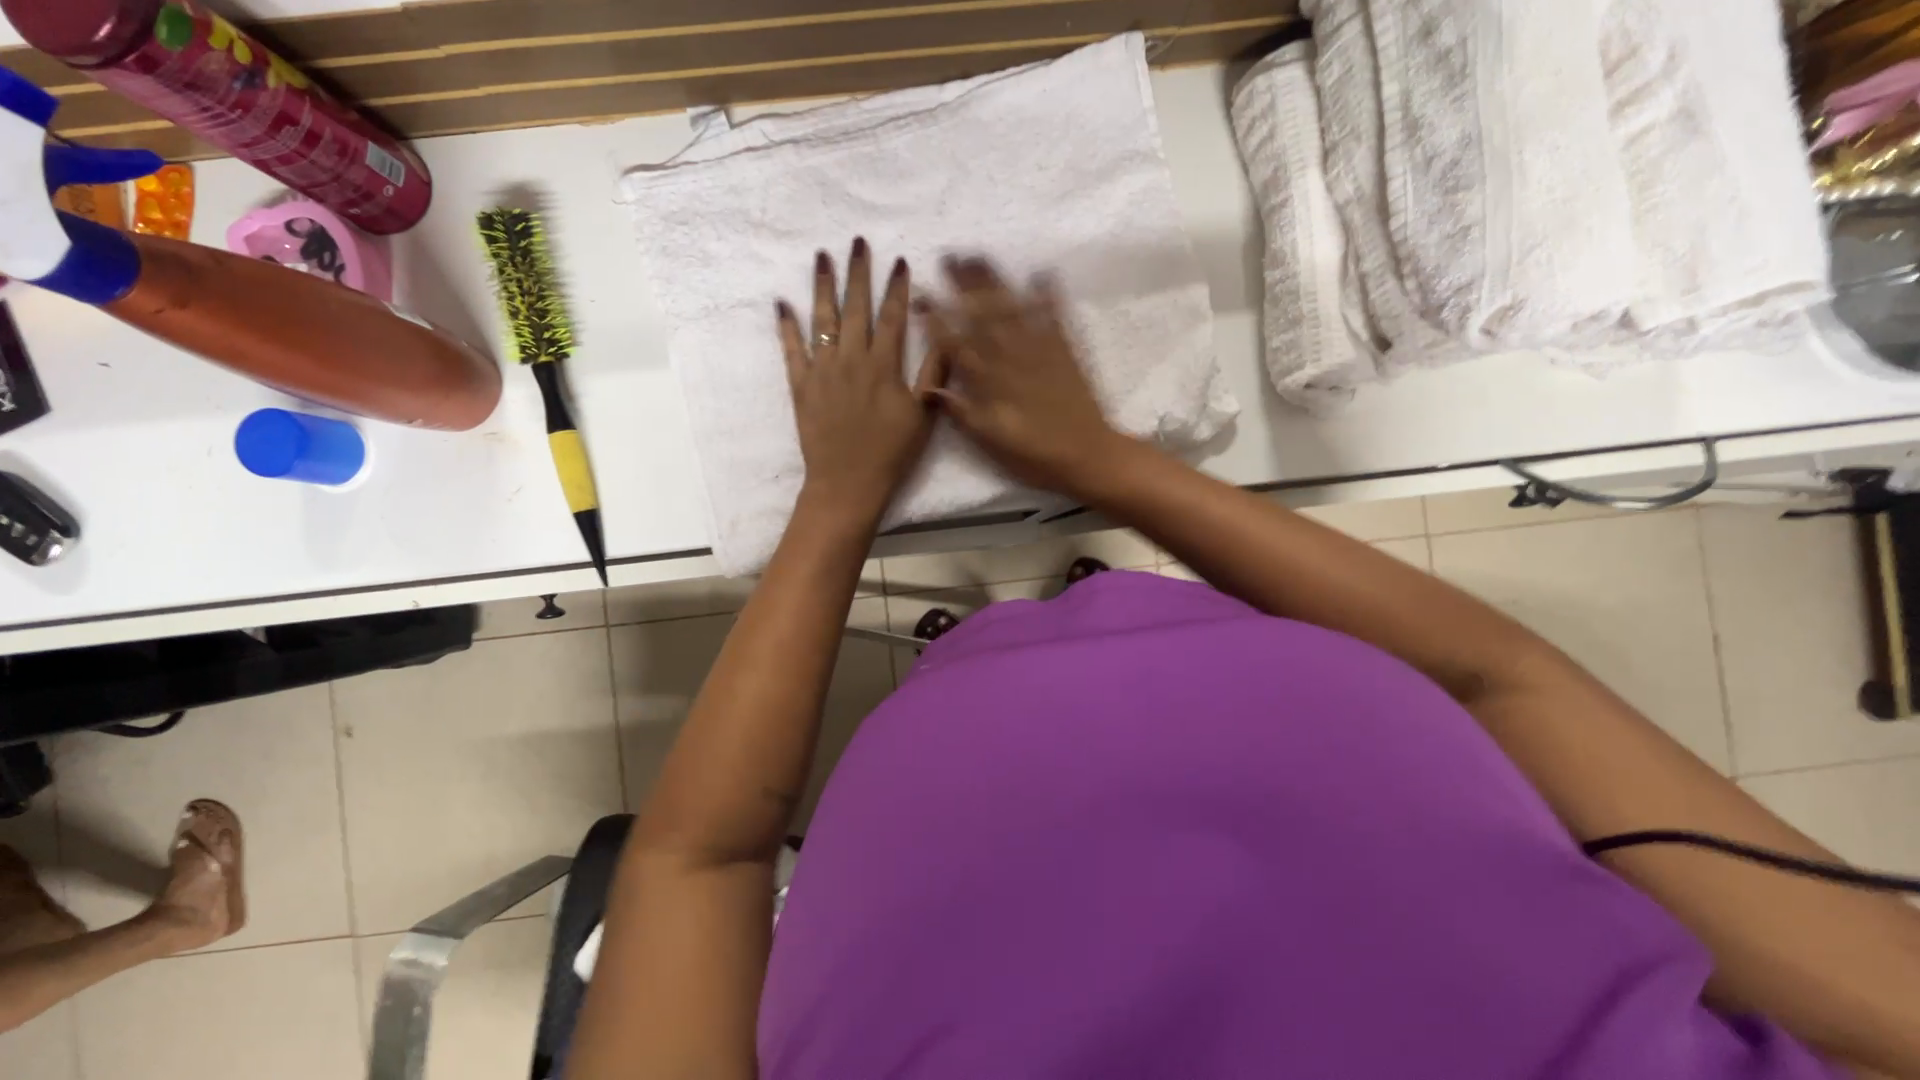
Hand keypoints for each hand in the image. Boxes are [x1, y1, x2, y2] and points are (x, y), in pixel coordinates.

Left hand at [778, 239, 941, 520]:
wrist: (847, 483)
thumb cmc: (891, 453)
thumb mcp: (924, 415)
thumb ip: (934, 374)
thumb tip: (946, 337)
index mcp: (884, 365)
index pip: (893, 316)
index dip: (897, 287)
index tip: (899, 260)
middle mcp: (852, 359)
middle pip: (856, 307)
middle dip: (858, 272)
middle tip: (857, 241)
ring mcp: (823, 370)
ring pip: (822, 319)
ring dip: (823, 285)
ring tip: (822, 256)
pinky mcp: (801, 385)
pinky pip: (792, 349)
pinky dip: (786, 326)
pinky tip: (782, 302)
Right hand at [919, 258, 1129, 498]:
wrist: (1088, 456)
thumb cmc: (1034, 455)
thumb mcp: (989, 441)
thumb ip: (961, 412)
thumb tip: (929, 388)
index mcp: (988, 381)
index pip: (954, 342)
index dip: (935, 318)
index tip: (920, 295)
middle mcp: (1010, 358)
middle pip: (982, 314)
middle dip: (963, 285)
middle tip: (947, 256)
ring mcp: (1040, 350)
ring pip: (1012, 307)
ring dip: (994, 280)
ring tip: (978, 255)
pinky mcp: (1066, 350)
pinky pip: (1055, 316)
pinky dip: (1047, 294)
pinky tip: (1040, 271)